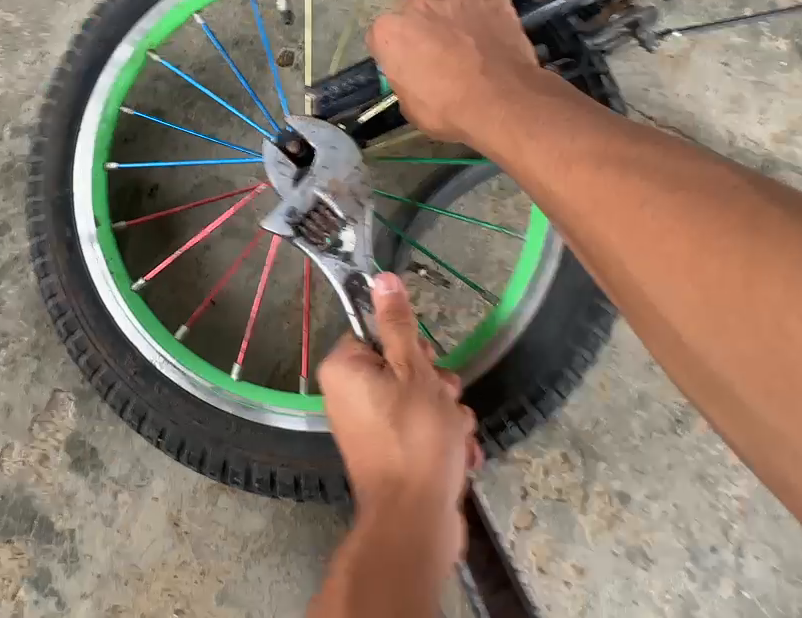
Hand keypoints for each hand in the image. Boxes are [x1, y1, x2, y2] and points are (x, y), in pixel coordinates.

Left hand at [319, 274, 480, 575]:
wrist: (416, 522)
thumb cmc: (414, 439)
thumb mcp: (414, 371)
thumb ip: (399, 324)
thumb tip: (382, 278)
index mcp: (343, 369)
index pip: (377, 335)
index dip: (410, 349)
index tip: (427, 365)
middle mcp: (348, 395)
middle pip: (403, 368)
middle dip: (437, 386)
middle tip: (444, 403)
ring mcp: (369, 427)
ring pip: (421, 400)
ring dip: (448, 415)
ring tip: (453, 436)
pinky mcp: (390, 454)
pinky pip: (422, 431)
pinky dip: (444, 441)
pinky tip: (458, 457)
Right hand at [366, 0, 569, 152]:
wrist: (500, 103)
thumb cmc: (448, 111)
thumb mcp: (410, 107)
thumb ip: (404, 80)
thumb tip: (412, 75)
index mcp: (390, 33)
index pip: (379, 35)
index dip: (392, 52)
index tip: (404, 67)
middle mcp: (418, 7)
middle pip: (410, 9)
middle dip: (418, 27)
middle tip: (433, 53)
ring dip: (444, 5)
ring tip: (457, 28)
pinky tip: (482, 2)